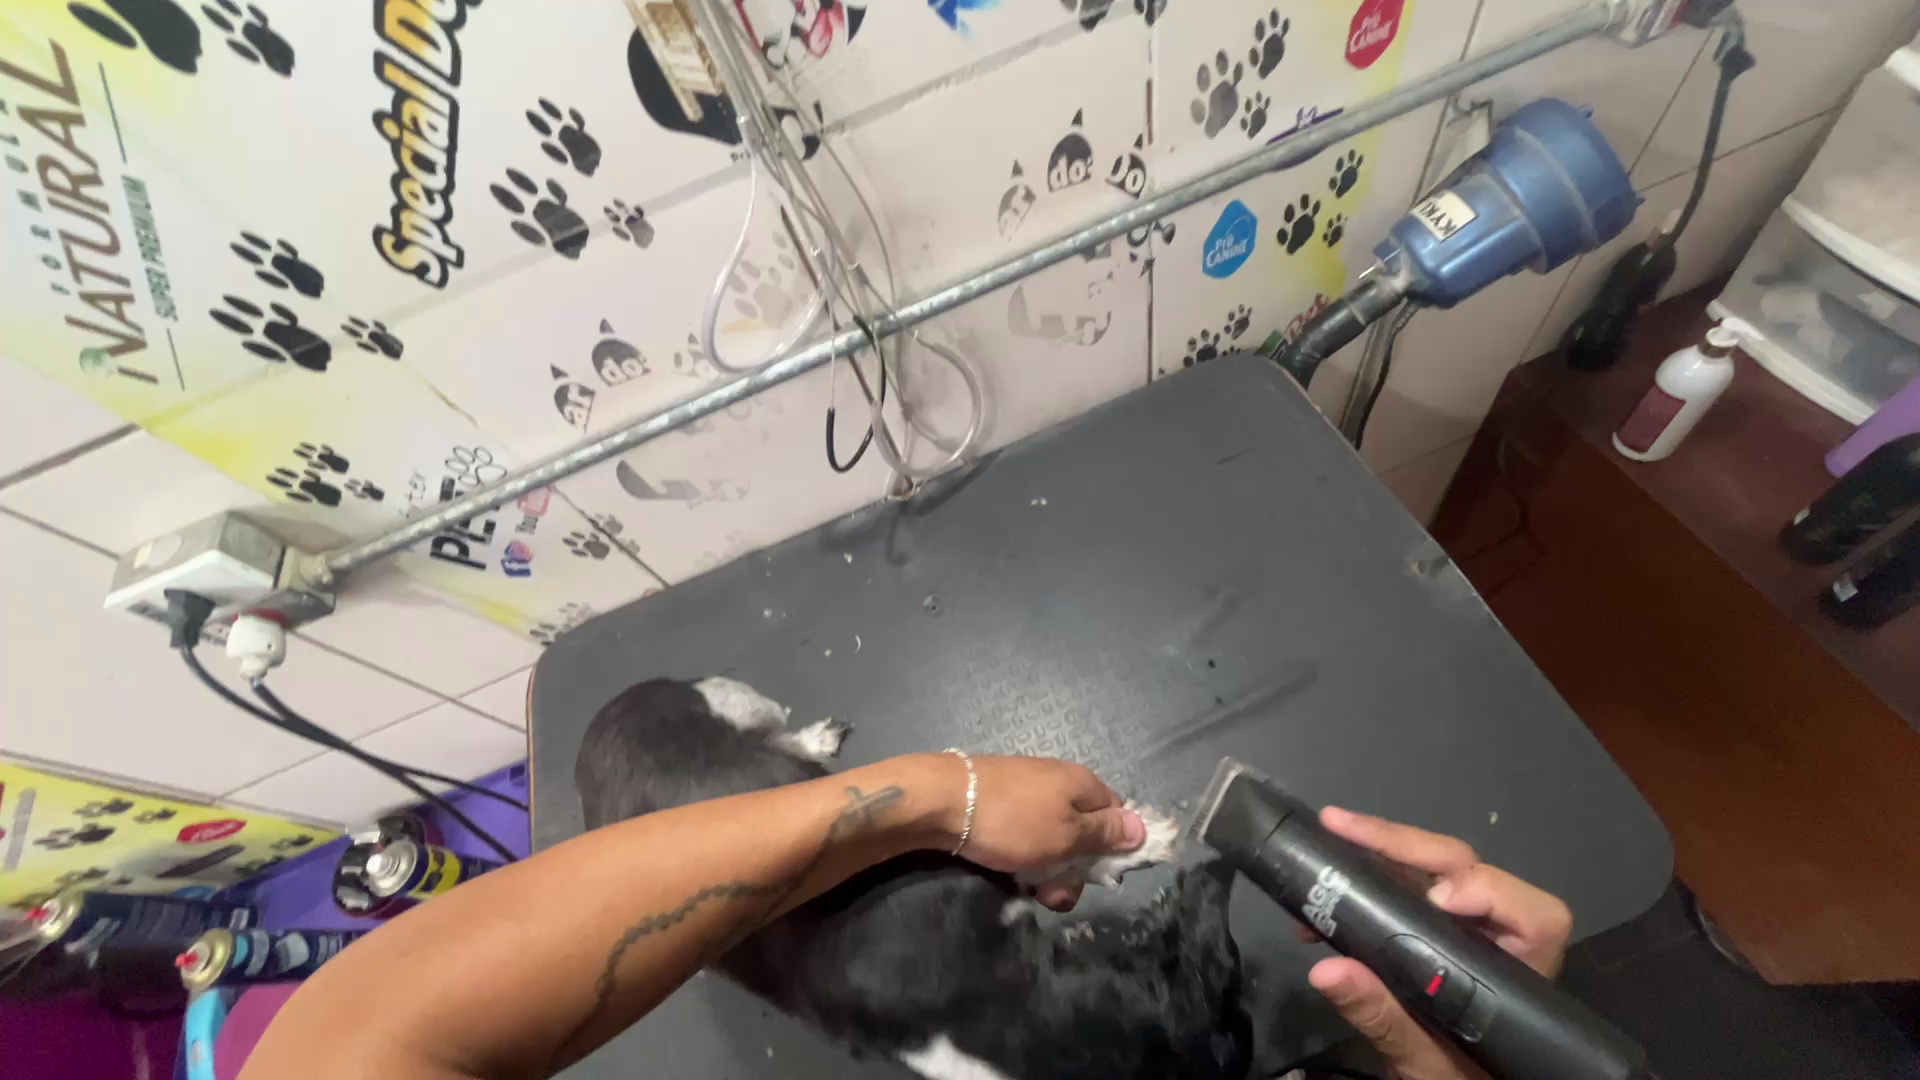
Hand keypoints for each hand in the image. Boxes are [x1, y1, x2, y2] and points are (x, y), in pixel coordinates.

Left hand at [933, 754, 1145, 908]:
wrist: (943, 801)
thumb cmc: (1012, 819)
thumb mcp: (1067, 833)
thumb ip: (1105, 833)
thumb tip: (1142, 826)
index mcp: (1081, 783)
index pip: (1115, 815)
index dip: (1112, 850)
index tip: (1096, 878)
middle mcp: (1058, 781)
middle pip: (1083, 833)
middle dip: (1074, 870)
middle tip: (1052, 893)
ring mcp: (1027, 791)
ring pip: (1052, 839)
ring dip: (1047, 869)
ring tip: (1026, 887)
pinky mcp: (1001, 803)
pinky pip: (1025, 835)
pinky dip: (1022, 856)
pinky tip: (1008, 871)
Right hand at [1307, 807, 1573, 1079]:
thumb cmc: (1456, 1078)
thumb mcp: (1424, 1065)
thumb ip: (1385, 1020)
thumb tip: (1326, 969)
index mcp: (1517, 975)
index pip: (1534, 916)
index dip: (1489, 892)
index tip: (1437, 898)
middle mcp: (1492, 938)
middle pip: (1465, 868)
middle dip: (1402, 844)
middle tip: (1342, 827)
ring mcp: (1455, 926)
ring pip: (1428, 866)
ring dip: (1378, 847)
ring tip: (1329, 834)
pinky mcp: (1421, 924)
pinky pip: (1398, 882)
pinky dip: (1361, 873)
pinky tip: (1322, 886)